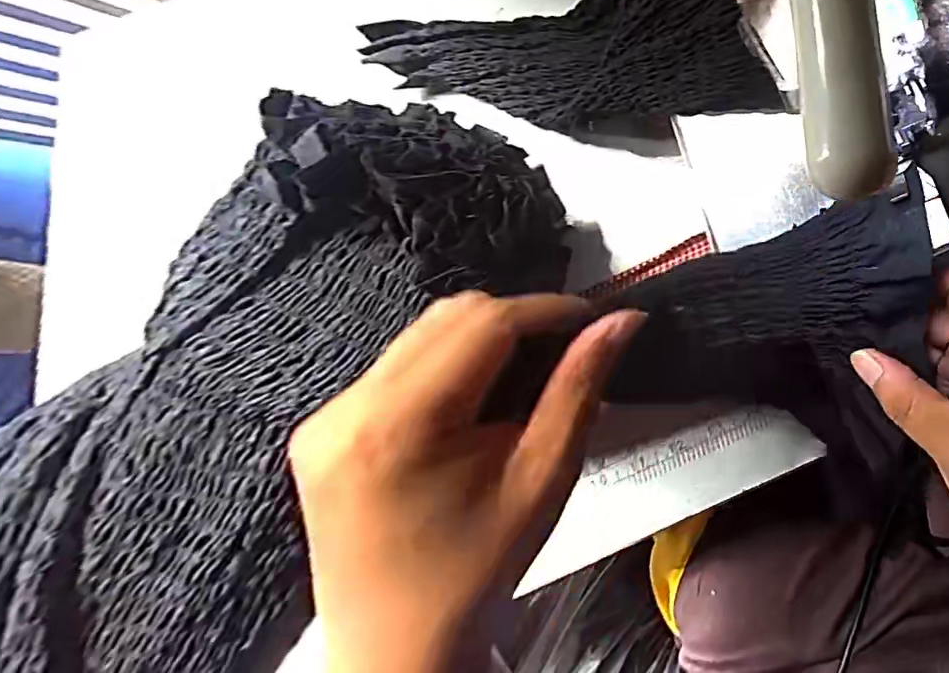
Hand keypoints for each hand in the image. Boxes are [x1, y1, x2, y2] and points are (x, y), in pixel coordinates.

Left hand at [289, 291, 643, 672]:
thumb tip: (622, 318)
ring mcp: (328, 418)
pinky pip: (406, 357)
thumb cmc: (480, 564)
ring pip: (429, 328)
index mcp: (398, 426)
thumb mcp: (545, 472)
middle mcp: (347, 410)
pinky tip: (482, 395)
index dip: (549, 309)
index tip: (596, 319)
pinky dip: (458, 356)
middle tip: (568, 350)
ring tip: (530, 372)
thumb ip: (581, 384)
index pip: (486, 323)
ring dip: (490, 333)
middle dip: (522, 319)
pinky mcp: (326, 428)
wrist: (399, 647)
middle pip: (453, 315)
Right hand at [850, 270, 948, 571]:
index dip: (923, 276)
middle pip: (943, 314)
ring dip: (904, 342)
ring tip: (854, 329)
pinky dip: (912, 368)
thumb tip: (859, 355)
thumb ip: (902, 394)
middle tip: (851, 305)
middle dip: (903, 312)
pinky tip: (877, 364)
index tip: (877, 271)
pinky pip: (938, 369)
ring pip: (937, 343)